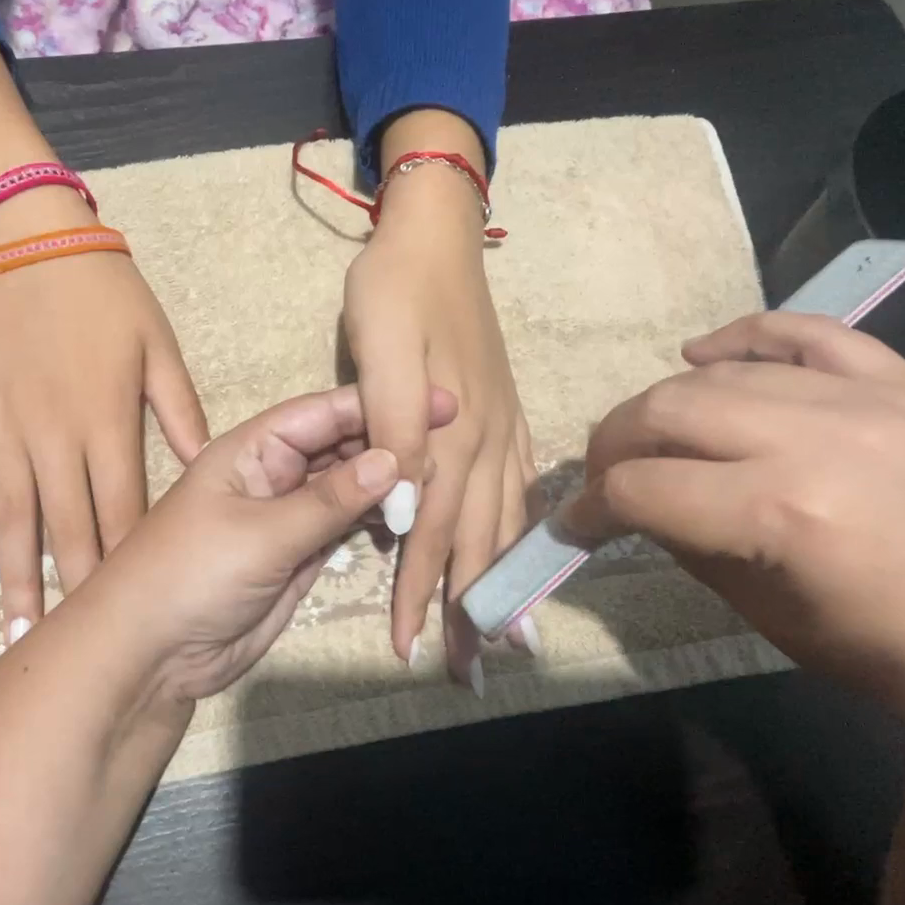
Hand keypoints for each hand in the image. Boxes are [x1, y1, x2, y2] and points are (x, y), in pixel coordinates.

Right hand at [0, 251, 207, 638]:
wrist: (25, 239)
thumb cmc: (104, 293)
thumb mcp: (157, 346)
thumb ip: (180, 411)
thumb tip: (205, 467)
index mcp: (108, 423)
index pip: (124, 510)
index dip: (130, 565)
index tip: (140, 613)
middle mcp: (54, 438)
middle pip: (69, 528)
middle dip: (78, 591)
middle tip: (78, 650)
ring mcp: (2, 431)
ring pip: (13, 519)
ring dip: (19, 580)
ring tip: (21, 634)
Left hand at [77, 384, 458, 702]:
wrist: (152, 652)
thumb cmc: (193, 573)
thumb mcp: (261, 532)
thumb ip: (328, 499)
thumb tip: (394, 458)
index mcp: (254, 448)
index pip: (325, 414)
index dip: (380, 405)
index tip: (441, 400)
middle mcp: (275, 473)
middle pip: (342, 449)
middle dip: (391, 447)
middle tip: (453, 448)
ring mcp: (289, 516)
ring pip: (348, 490)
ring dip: (388, 487)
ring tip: (442, 483)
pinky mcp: (299, 556)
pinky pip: (344, 530)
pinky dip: (375, 524)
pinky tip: (410, 519)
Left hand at [345, 159, 537, 693]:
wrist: (434, 234)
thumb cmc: (390, 291)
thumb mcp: (376, 352)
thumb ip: (391, 432)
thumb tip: (406, 517)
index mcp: (443, 433)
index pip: (428, 531)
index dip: (422, 592)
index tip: (417, 650)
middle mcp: (481, 441)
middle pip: (475, 539)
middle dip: (470, 607)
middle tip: (471, 670)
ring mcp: (501, 427)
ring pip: (502, 520)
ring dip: (502, 579)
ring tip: (508, 631)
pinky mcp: (506, 415)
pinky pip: (517, 487)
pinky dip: (520, 530)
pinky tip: (528, 549)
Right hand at [559, 312, 904, 726]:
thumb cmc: (888, 652)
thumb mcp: (762, 613)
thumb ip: (688, 542)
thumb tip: (635, 505)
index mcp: (780, 514)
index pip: (639, 488)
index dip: (589, 508)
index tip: (574, 525)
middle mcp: (816, 440)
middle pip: (664, 411)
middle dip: (611, 446)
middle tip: (604, 478)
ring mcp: (867, 400)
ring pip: (721, 373)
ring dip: (663, 403)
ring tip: (653, 436)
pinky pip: (808, 332)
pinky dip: (744, 336)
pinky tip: (704, 355)